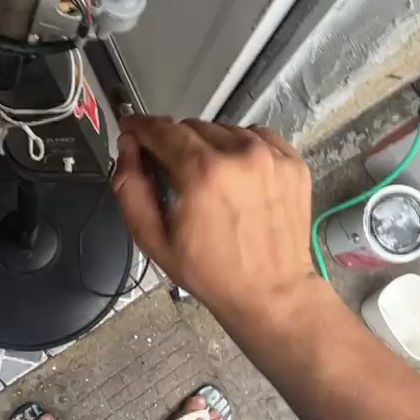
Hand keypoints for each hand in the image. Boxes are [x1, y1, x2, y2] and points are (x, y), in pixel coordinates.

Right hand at [113, 116, 326, 329]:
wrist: (270, 293)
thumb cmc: (212, 274)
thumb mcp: (154, 241)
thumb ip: (131, 189)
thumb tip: (127, 149)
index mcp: (203, 173)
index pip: (162, 129)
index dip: (141, 127)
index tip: (132, 129)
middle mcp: (240, 155)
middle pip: (192, 126)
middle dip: (175, 143)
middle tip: (171, 171)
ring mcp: (271, 157)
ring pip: (224, 129)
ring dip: (208, 146)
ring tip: (208, 180)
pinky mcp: (293, 163)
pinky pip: (256, 138)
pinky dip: (240, 150)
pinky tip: (236, 178)